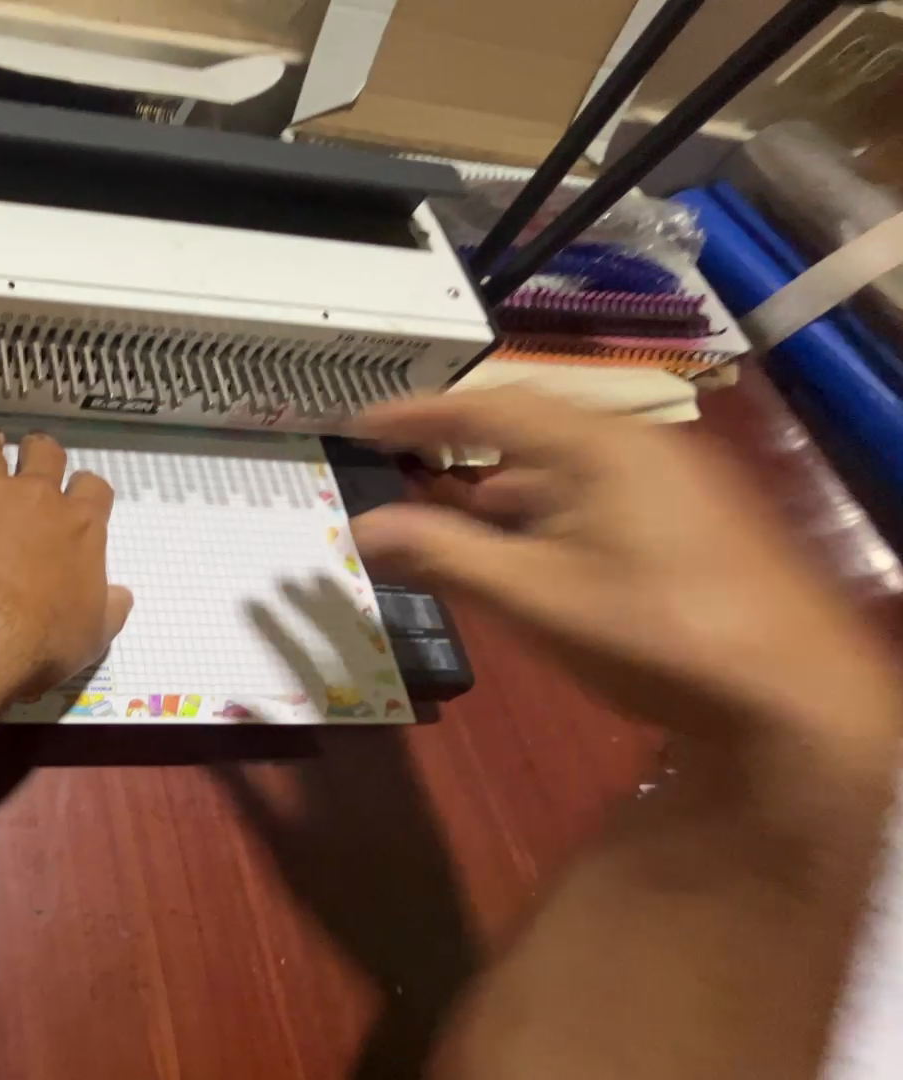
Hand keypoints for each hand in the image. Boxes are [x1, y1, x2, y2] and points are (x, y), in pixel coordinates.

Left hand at [0, 429, 132, 706]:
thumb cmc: (41, 640)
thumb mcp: (91, 636)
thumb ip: (108, 609)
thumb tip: (121, 595)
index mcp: (79, 527)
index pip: (94, 489)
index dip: (88, 490)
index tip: (81, 495)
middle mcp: (34, 498)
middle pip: (43, 454)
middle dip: (40, 452)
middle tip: (32, 454)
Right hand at [349, 389, 899, 744]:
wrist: (795, 701)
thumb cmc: (654, 635)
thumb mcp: (530, 594)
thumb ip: (439, 553)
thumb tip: (360, 526)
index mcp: (601, 449)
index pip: (491, 407)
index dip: (418, 413)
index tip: (360, 420)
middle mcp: (635, 448)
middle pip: (524, 422)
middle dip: (453, 435)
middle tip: (393, 447)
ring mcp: (662, 480)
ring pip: (553, 457)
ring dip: (489, 472)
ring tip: (436, 492)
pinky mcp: (675, 515)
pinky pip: (580, 484)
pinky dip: (527, 498)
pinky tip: (506, 533)